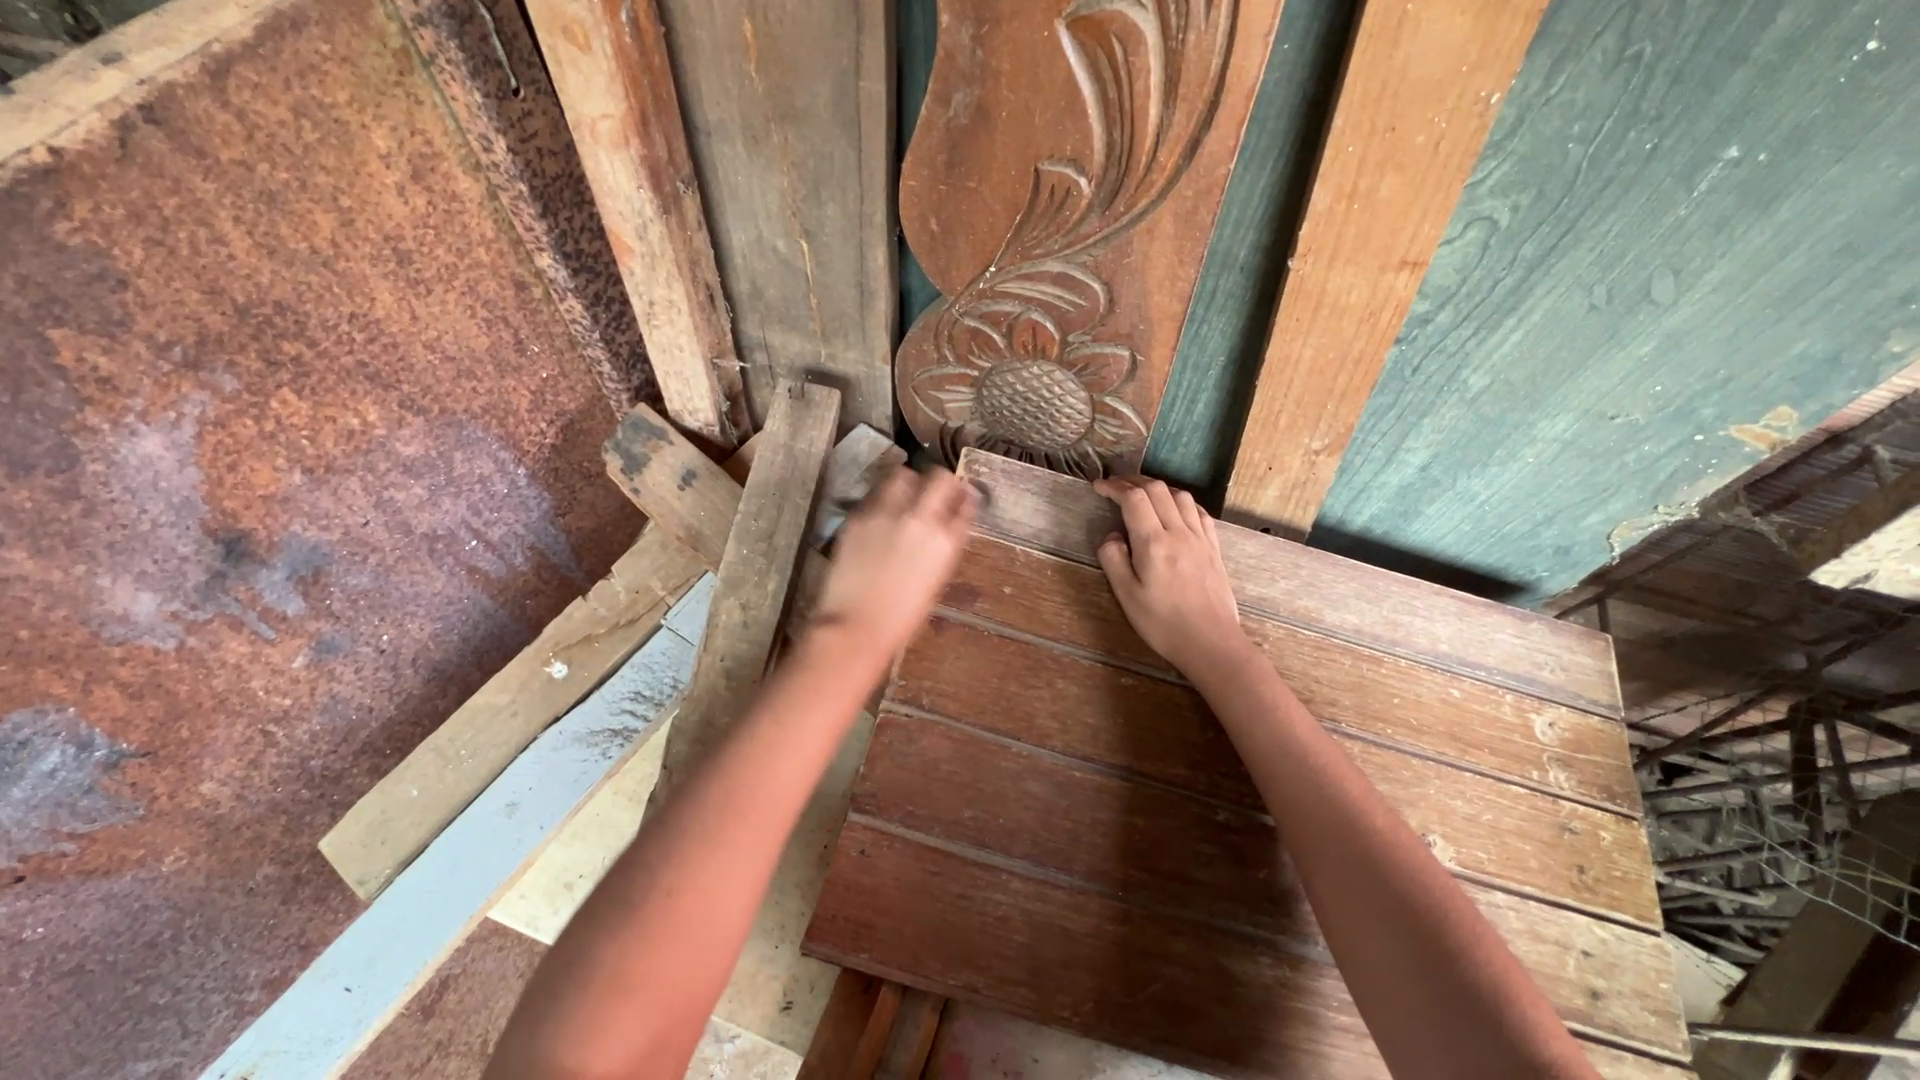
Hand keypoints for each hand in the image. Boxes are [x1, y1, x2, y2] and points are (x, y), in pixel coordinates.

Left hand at [811, 466, 977, 656]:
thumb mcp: (935, 583)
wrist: (856, 627)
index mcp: (947, 542)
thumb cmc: (902, 619)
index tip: (964, 497)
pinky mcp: (859, 516)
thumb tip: (942, 532)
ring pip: (904, 475)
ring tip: (906, 495)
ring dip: (910, 482)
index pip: (966, 503)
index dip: (966, 497)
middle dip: (942, 481)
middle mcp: (921, 519)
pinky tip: (881, 513)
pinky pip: (876, 494)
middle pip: (940, 478)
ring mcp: (887, 514)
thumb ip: (941, 550)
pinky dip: (883, 498)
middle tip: (937, 490)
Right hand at [1093, 476, 1250, 678]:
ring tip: (1142, 495)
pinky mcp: (1213, 547)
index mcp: (1153, 543)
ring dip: (1158, 488)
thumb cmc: (1163, 624)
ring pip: (1180, 495)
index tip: (1098, 487)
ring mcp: (1200, 538)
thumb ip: (1113, 560)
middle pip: (1157, 489)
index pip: (1133, 498)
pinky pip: (1199, 511)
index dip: (1113, 487)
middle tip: (1115, 487)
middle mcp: (1179, 532)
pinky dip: (1181, 502)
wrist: (1210, 642)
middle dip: (1133, 482)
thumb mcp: (1126, 595)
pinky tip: (1174, 510)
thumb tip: (1112, 536)